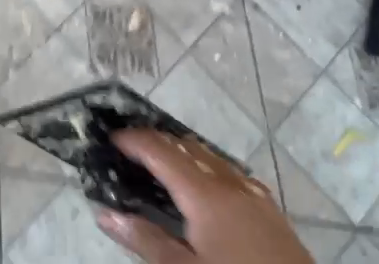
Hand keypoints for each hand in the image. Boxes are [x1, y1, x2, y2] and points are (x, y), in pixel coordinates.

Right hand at [95, 129, 312, 263]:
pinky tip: (205, 188)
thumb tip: (104, 214)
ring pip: (212, 158)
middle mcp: (231, 186)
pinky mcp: (273, 215)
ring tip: (161, 163)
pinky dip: (207, 169)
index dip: (133, 140)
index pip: (161, 151)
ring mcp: (257, 199)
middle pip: (188, 147)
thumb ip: (146, 240)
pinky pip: (232, 175)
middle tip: (129, 149)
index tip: (109, 139)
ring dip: (183, 153)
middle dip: (156, 142)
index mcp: (206, 195)